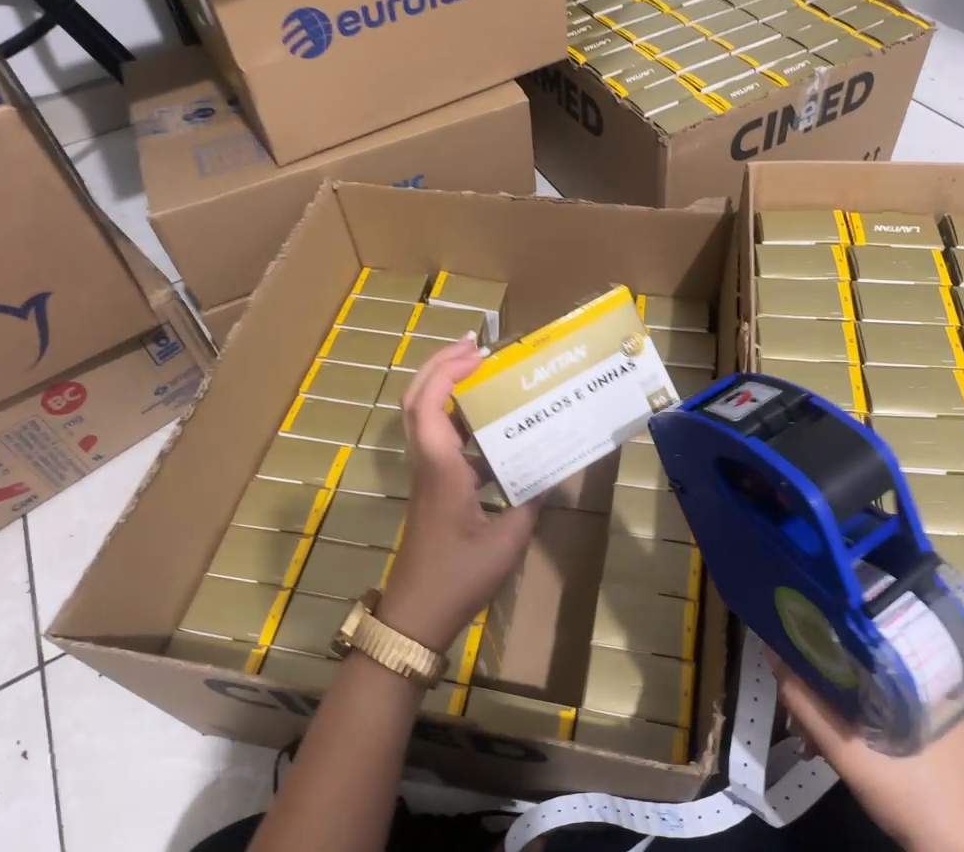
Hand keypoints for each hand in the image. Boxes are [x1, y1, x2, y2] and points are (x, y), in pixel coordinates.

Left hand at [376, 334, 541, 653]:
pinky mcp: (431, 492)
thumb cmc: (459, 576)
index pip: (429, 403)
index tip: (479, 351)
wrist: (416, 616)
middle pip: (416, 400)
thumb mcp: (507, 540)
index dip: (448, 369)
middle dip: (441, 366)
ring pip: (424, 420)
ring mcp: (426, 477)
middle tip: (474, 347)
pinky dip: (459, 426)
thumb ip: (529, 502)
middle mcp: (427, 463)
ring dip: (447, 391)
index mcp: (440, 467)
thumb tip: (548, 474)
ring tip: (485, 377)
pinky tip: (494, 434)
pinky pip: (439, 444)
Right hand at [772, 657, 963, 851]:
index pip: (867, 637)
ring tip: (818, 747)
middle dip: (830, 691)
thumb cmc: (916, 798)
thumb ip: (809, 705)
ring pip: (886, 697)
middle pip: (873, 671)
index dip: (827, 645)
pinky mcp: (961, 745)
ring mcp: (957, 717)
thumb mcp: (851, 754)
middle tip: (803, 725)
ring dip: (848, 714)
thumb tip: (773, 652)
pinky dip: (875, 728)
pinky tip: (857, 756)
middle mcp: (945, 684)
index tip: (797, 662)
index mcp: (927, 672)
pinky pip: (905, 718)